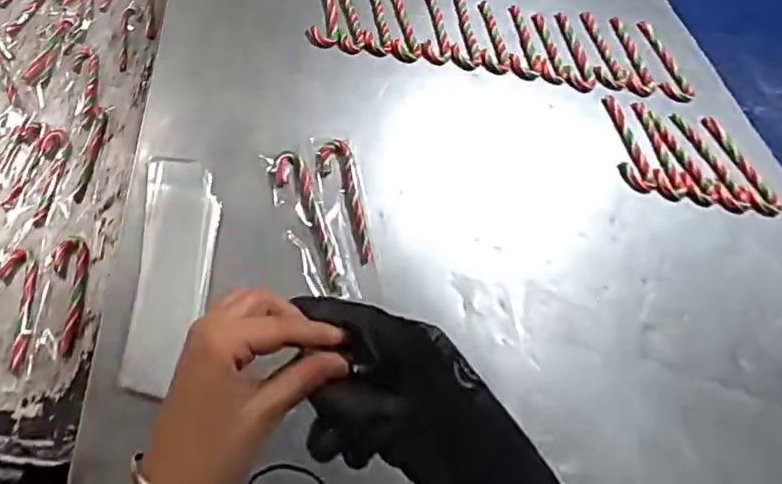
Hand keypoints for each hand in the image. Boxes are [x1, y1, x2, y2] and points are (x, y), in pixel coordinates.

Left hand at [140, 289, 348, 483]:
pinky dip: (257, 321)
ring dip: (275, 315)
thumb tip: (337, 360)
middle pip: (259, 302)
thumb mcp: (262, 414)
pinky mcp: (199, 347)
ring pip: (244, 304)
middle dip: (293, 316)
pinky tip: (277, 343)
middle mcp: (208, 324)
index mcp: (220, 336)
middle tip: (323, 340)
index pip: (277, 325)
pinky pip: (232, 317)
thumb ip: (301, 379)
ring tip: (305, 339)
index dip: (314, 331)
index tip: (345, 340)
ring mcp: (201, 334)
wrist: (171, 480)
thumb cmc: (215, 450)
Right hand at [292, 297, 558, 483]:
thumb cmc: (444, 441)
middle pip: (351, 352)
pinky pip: (379, 404)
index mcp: (404, 339)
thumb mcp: (383, 420)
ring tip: (328, 446)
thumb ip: (338, 395)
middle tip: (300, 400)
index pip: (347, 315)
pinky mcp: (419, 409)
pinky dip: (362, 426)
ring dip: (340, 414)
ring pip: (362, 384)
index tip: (282, 317)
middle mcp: (409, 350)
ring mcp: (416, 380)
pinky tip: (353, 453)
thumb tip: (306, 380)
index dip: (312, 316)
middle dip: (322, 381)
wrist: (499, 483)